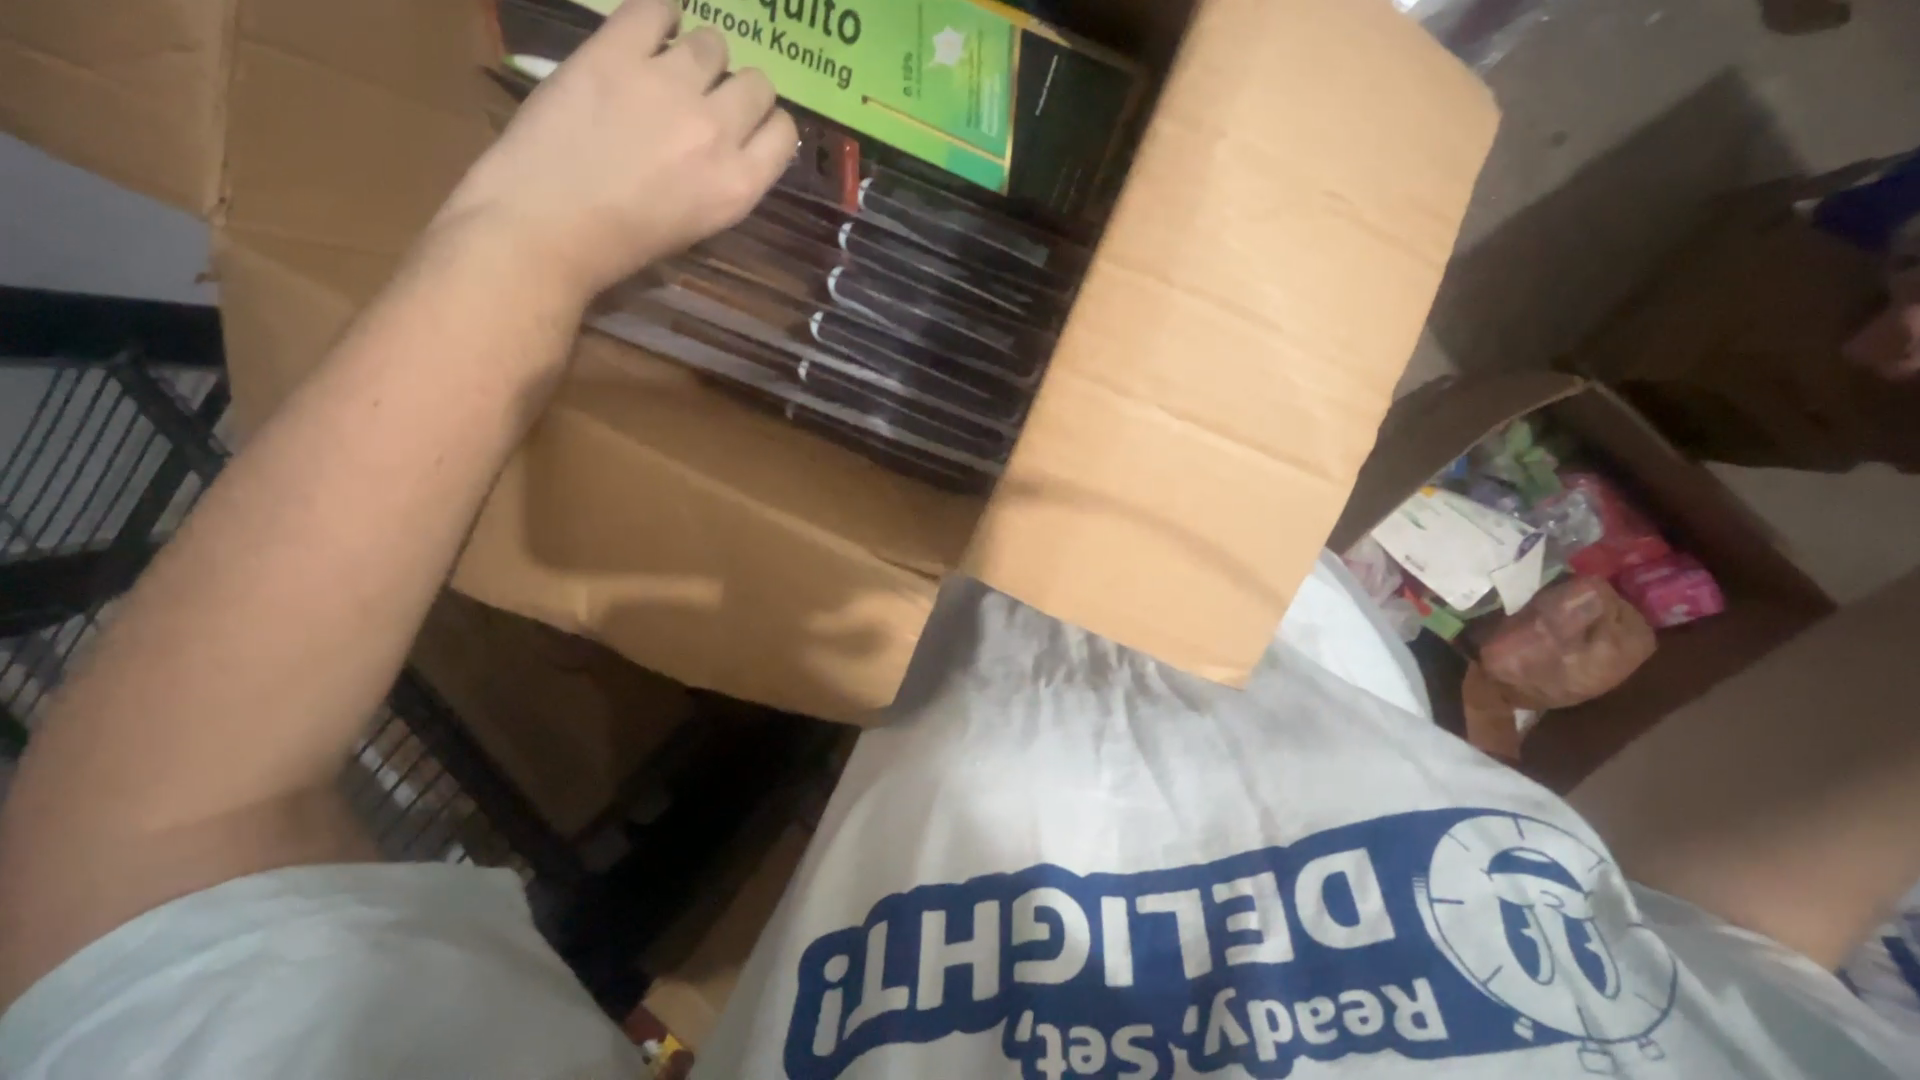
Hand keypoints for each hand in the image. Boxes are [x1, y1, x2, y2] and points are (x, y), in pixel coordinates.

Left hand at [436, 0, 796, 303]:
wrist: (543, 228)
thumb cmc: (619, 244)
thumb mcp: (697, 224)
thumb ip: (724, 179)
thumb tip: (730, 140)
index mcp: (739, 184)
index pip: (784, 131)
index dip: (765, 124)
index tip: (743, 126)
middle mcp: (717, 130)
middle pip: (757, 83)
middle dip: (736, 88)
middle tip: (704, 98)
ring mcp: (669, 85)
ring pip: (714, 43)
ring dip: (698, 54)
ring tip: (668, 66)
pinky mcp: (617, 53)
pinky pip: (656, 8)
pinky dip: (658, 13)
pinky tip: (648, 27)